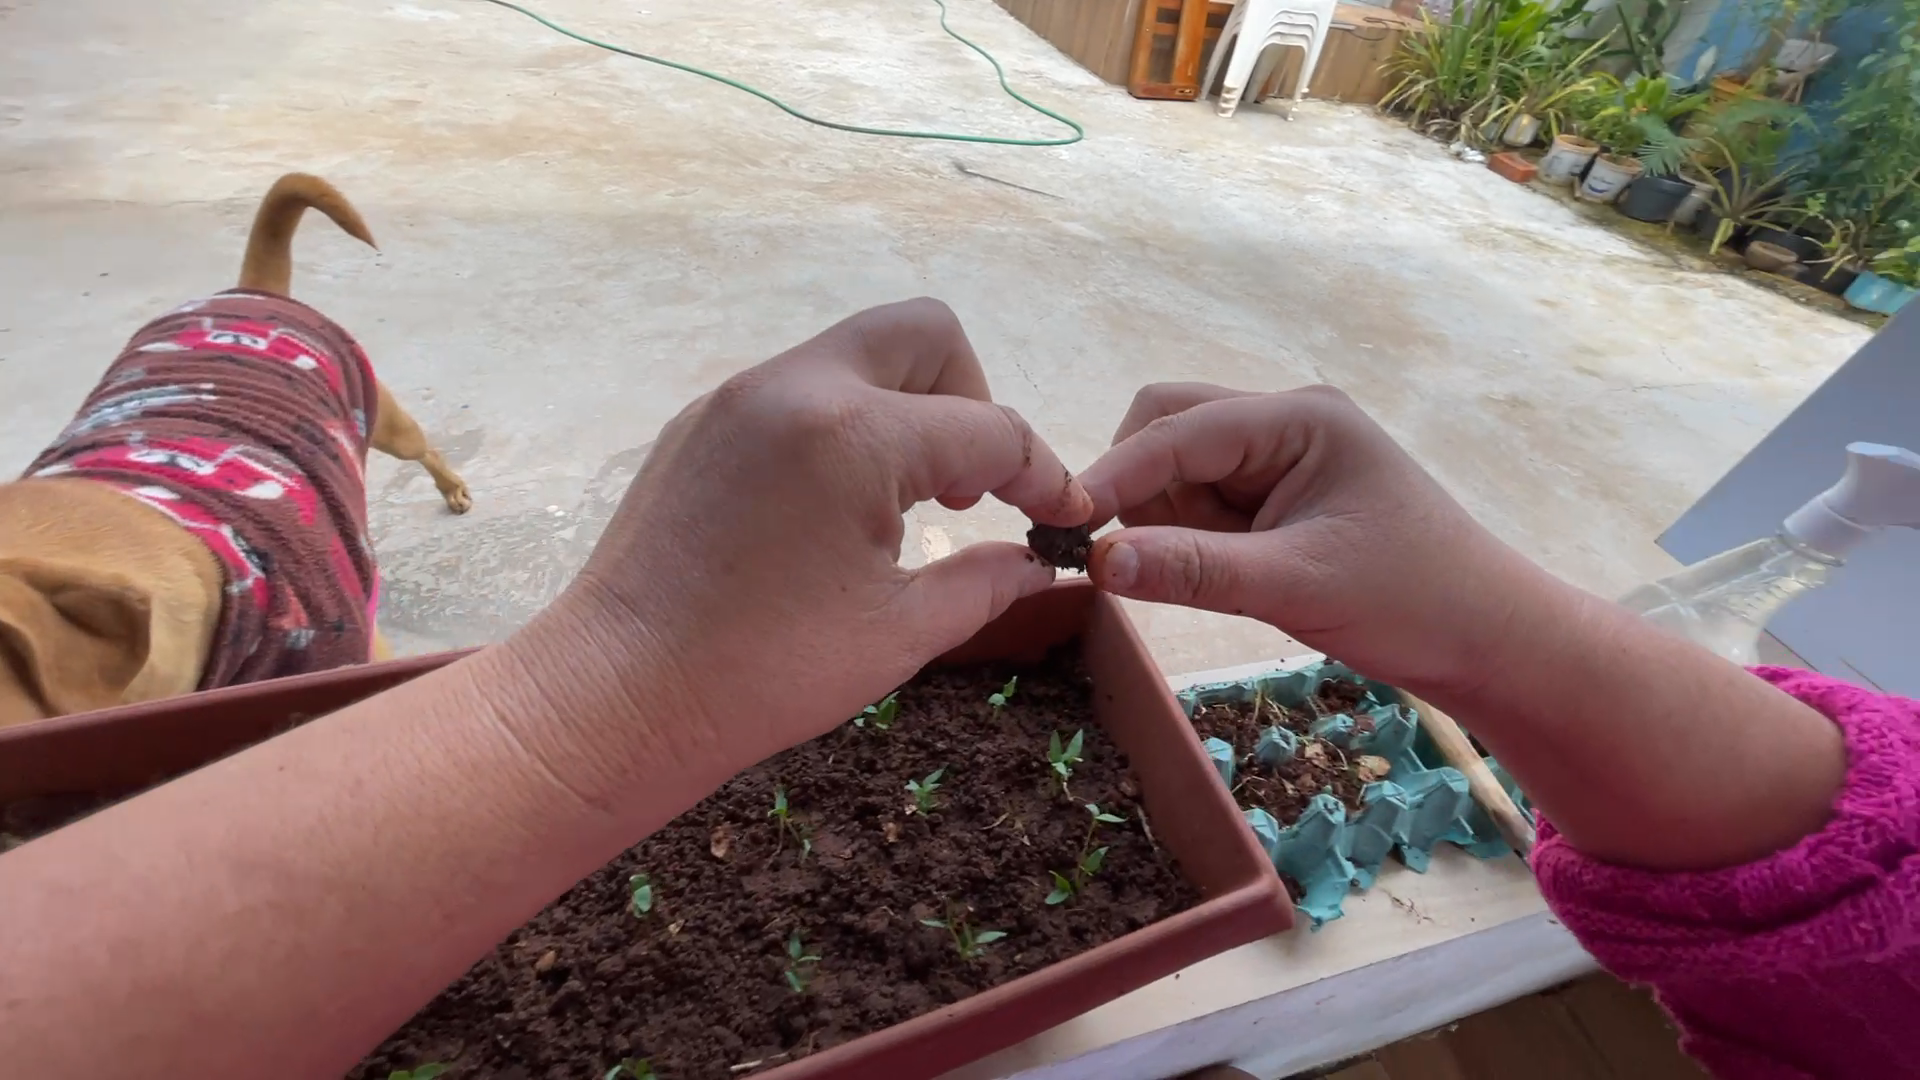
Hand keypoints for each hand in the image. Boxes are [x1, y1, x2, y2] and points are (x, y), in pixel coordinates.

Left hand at [515, 299, 1089, 780]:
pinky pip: (808, 386)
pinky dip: (852, 423)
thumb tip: (1039, 563)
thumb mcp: (901, 633)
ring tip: (905, 499)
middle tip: (965, 487)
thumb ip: (987, 581)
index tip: (1060, 519)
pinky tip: (836, 502)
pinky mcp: (707, 416)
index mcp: (853, 436)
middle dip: (974, 400)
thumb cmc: (766, 675)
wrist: (616, 695)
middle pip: (928, 334)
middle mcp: (797, 385)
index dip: (1043, 474)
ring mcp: (742, 392)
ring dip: (912, 410)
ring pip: (863, 352)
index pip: (989, 429)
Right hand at [1077, 383, 1563, 695]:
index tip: (1064, 523)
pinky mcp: (1264, 496)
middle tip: (1128, 549)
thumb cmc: (1411, 601)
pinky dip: (1177, 532)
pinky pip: (1191, 500)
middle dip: (1135, 483)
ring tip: (1203, 568)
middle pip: (1165, 425)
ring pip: (1170, 466)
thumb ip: (1194, 570)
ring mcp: (1270, 459)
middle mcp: (1278, 425)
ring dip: (1158, 515)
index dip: (1114, 473)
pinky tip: (1210, 566)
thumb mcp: (1296, 584)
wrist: (1483, 639)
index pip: (1178, 430)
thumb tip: (1097, 562)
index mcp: (1297, 420)